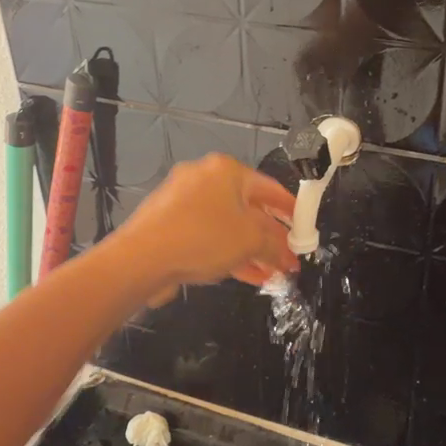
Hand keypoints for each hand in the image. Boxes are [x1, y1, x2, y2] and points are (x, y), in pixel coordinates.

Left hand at [107, 154, 299, 298]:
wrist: (141, 258)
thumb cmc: (203, 237)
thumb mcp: (250, 241)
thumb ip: (275, 245)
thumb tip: (288, 255)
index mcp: (226, 170)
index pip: (269, 187)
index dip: (291, 210)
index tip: (305, 228)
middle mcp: (204, 178)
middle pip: (248, 208)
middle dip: (270, 237)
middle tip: (288, 258)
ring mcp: (183, 202)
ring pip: (227, 226)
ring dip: (251, 250)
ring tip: (272, 274)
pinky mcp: (169, 224)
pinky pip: (208, 236)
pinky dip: (228, 252)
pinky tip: (247, 276)